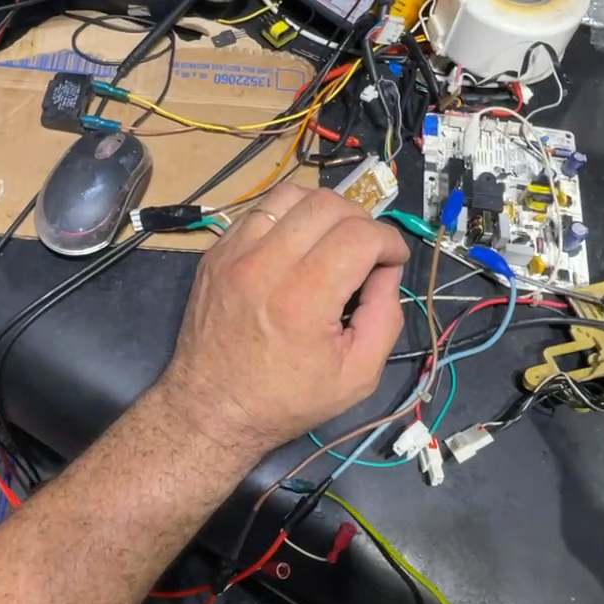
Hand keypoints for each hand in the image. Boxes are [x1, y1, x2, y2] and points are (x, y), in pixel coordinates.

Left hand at [152, 185, 410, 457]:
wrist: (211, 409)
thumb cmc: (285, 400)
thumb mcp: (357, 376)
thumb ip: (385, 317)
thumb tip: (386, 271)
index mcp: (304, 298)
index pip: (360, 234)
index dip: (389, 242)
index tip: (392, 262)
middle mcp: (265, 264)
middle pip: (328, 204)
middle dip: (361, 222)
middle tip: (365, 253)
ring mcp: (234, 253)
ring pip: (291, 194)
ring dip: (322, 210)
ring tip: (331, 240)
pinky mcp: (216, 252)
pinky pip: (260, 210)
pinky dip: (287, 217)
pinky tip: (295, 246)